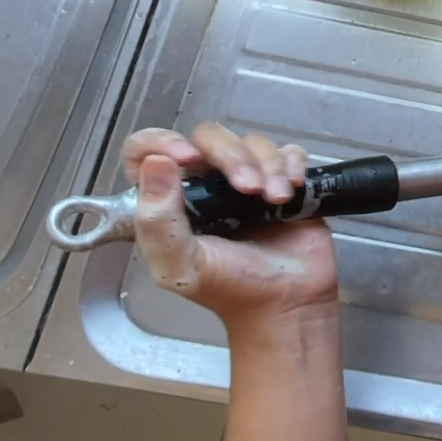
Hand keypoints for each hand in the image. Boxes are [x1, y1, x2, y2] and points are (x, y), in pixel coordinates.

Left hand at [121, 124, 338, 335]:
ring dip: (269, 166)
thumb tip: (155, 163)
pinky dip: (293, 164)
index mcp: (171, 200)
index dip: (162, 141)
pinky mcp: (286, 183)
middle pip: (211, 138)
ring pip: (254, 143)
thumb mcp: (178, 264)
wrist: (287, 303)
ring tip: (277, 200)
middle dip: (233, 157)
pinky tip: (292, 190)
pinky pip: (290, 152)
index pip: (148, 151)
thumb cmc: (229, 289)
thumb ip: (157, 220)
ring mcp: (249, 181)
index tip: (186, 159)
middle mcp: (208, 184)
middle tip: (249, 190)